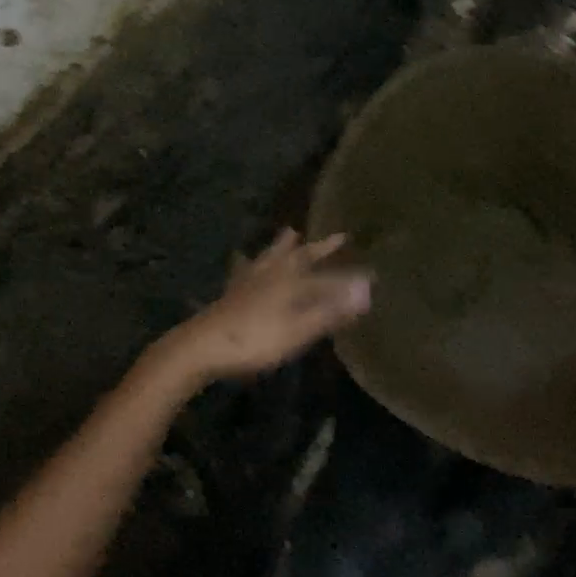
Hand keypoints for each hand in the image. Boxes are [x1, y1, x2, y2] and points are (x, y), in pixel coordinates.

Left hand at [163, 228, 370, 380]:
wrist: (202, 345)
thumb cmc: (255, 340)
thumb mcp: (298, 331)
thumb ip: (330, 311)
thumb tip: (366, 290)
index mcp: (289, 282)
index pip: (326, 277)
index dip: (349, 277)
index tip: (372, 273)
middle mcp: (270, 274)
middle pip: (297, 256)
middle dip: (318, 248)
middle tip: (337, 236)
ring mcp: (247, 281)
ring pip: (270, 256)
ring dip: (282, 245)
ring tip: (290, 231)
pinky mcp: (230, 292)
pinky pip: (245, 268)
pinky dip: (249, 261)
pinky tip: (242, 258)